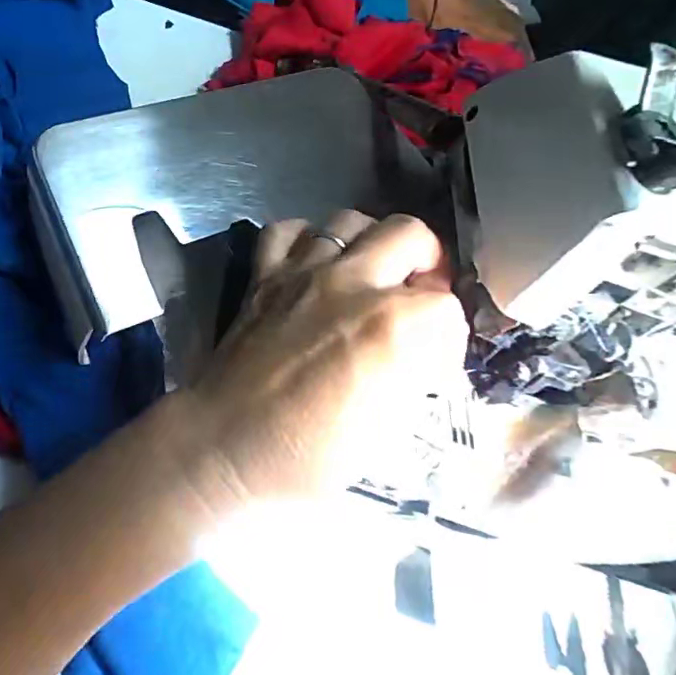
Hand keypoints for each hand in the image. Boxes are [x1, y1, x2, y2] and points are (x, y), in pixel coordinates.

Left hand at [169, 210, 466, 516]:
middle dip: (426, 262)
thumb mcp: (391, 428)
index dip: (448, 334)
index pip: (447, 306)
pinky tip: (313, 262)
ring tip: (369, 273)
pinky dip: (305, 237)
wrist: (227, 443)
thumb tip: (422, 352)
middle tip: (416, 294)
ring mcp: (301, 272)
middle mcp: (351, 283)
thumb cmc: (311, 454)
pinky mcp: (263, 275)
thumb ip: (415, 373)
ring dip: (370, 242)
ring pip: (348, 220)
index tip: (434, 358)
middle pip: (409, 233)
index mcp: (394, 325)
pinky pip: (286, 230)